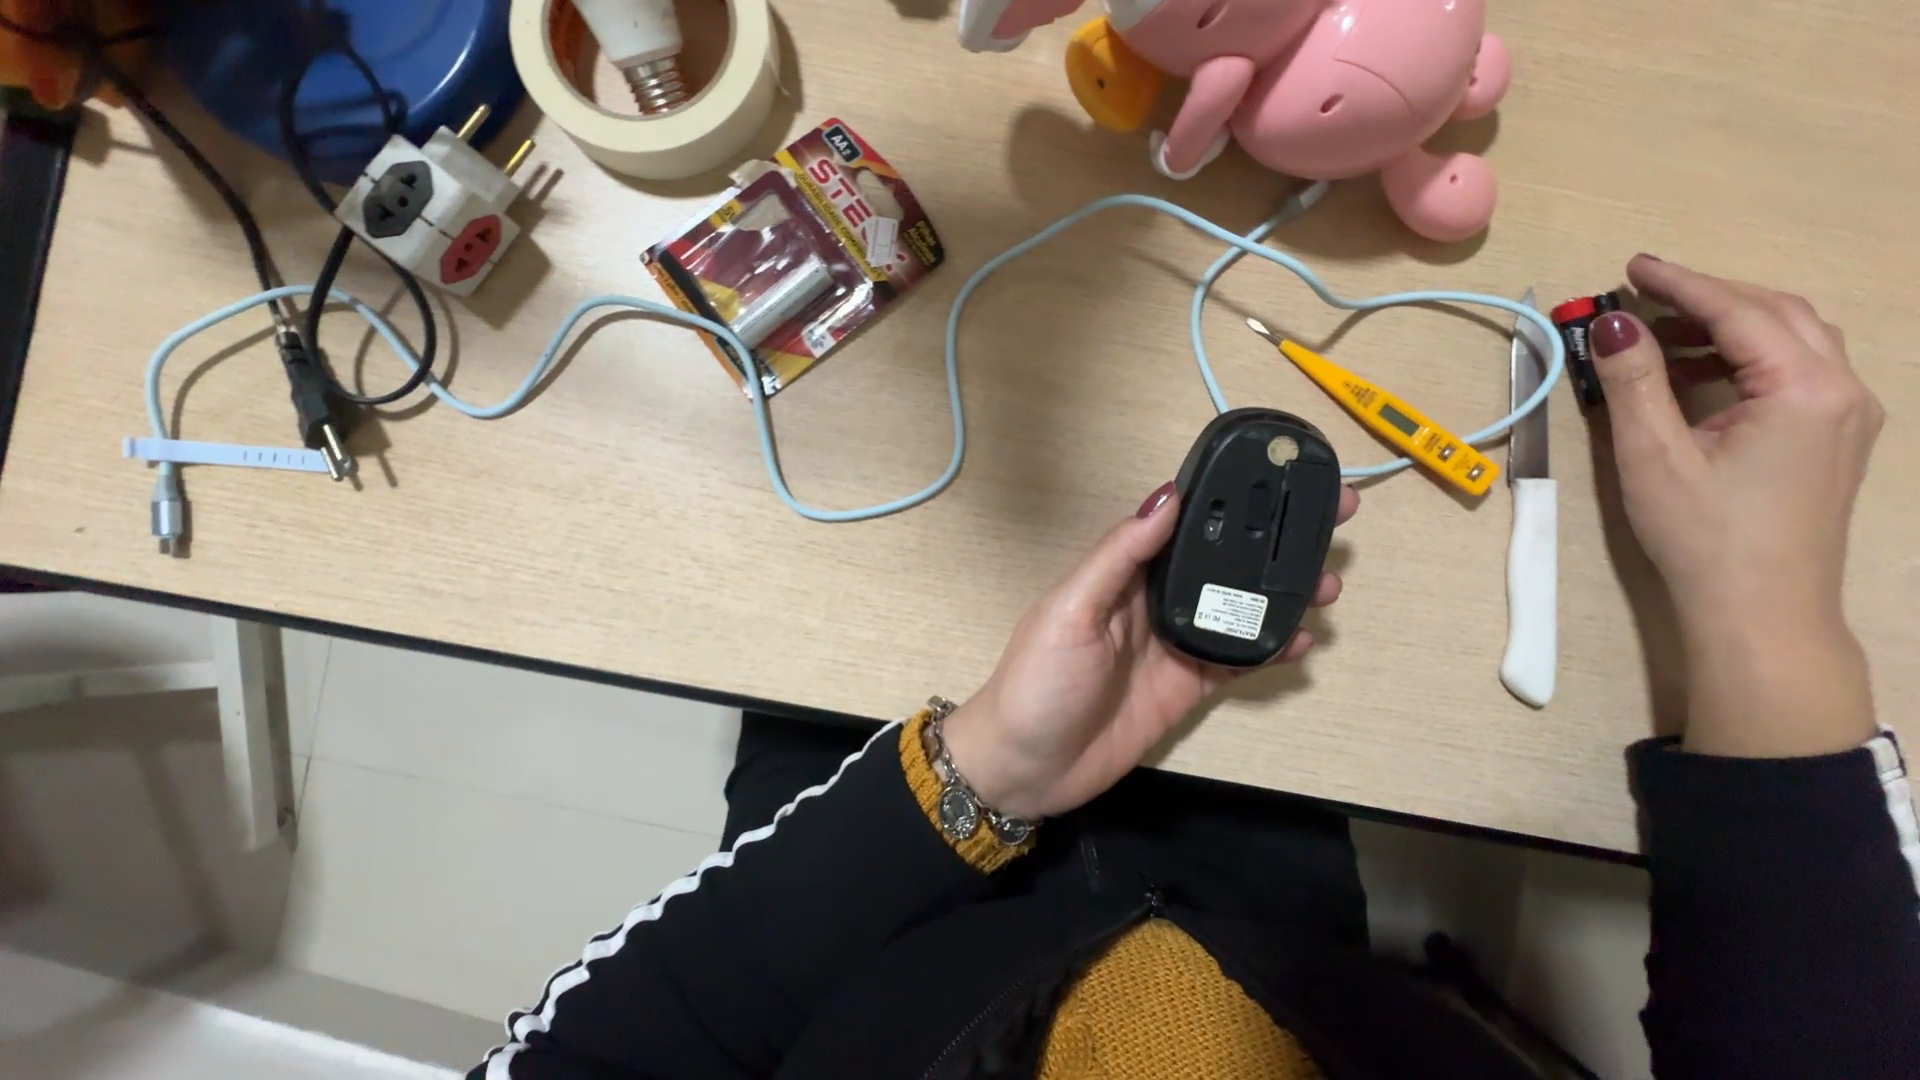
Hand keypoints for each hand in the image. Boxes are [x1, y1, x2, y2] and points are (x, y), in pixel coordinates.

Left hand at [940, 481, 1358, 819]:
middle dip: (1273, 542)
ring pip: (1238, 610)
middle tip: (1334, 521)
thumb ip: (1119, 556)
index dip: (1228, 499)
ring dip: (1282, 595)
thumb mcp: (1071, 609)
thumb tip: (1169, 494)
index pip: (1184, 525)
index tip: (1281, 477)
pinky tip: (1304, 639)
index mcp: (1122, 574)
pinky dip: (1271, 650)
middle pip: (1222, 564)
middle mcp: (1153, 602)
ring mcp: (1174, 646)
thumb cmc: (1040, 680)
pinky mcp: (1187, 688)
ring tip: (1329, 584)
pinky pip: (1237, 661)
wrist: (1029, 766)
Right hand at [1593, 255, 1880, 755]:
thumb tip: (1611, 323)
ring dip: (1727, 324)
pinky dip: (1742, 356)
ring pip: (1792, 340)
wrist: (1758, 608)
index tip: (1632, 266)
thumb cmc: (1701, 532)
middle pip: (1779, 314)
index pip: (1740, 312)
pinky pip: (1794, 371)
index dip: (1681, 284)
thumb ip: (1635, 381)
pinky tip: (1694, 374)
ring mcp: (1846, 415)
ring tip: (1658, 332)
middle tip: (1642, 293)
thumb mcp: (1653, 454)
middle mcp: (1842, 390)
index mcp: (1804, 388)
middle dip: (1709, 295)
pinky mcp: (1832, 438)